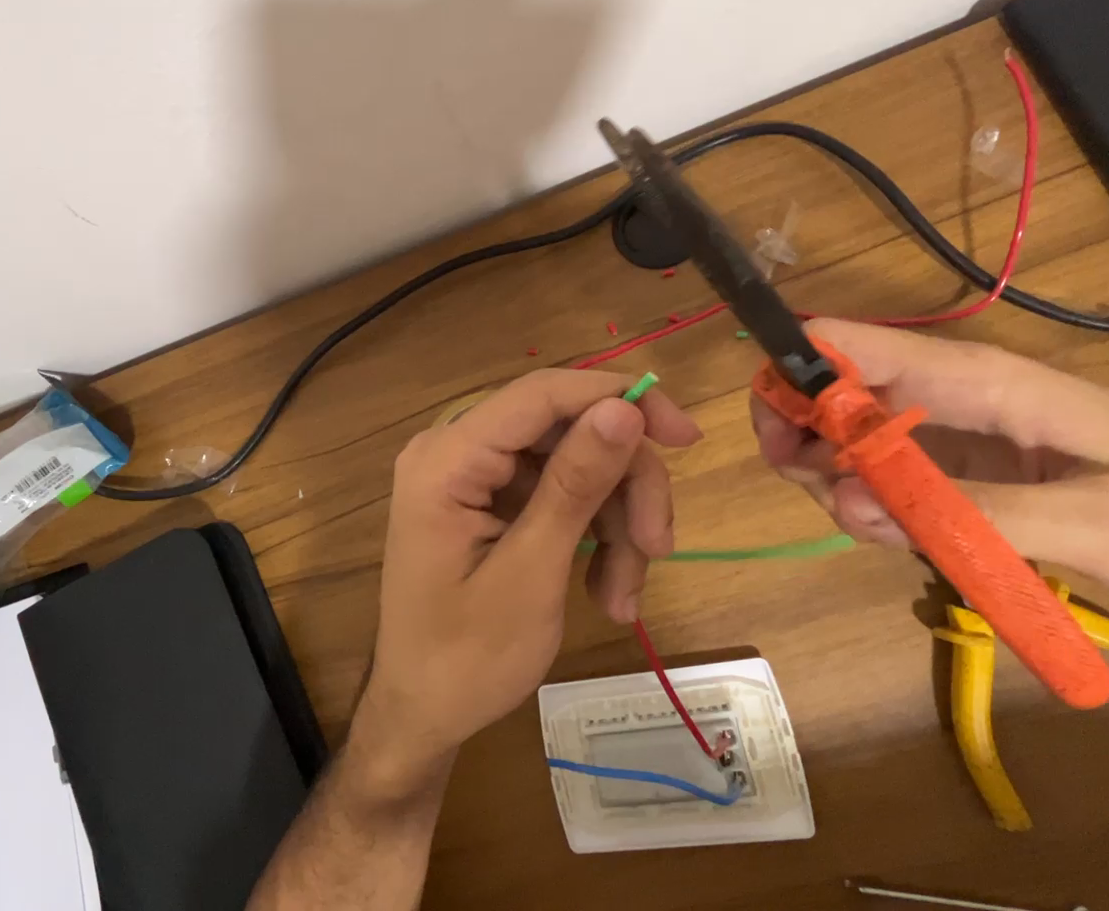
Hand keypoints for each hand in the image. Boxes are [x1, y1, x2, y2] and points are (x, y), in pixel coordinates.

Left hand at [351, 369, 700, 793]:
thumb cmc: (465, 659)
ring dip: (614, 524)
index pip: (541, 393)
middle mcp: (454, 451)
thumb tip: (624, 407)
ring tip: (624, 594)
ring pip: (573, 464)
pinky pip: (558, 495)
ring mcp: (471, 476)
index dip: (618, 398)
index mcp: (446, 458)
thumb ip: (574, 484)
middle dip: (622, 485)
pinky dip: (592, 537)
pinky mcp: (489, 502)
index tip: (686, 436)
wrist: (422, 714)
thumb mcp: (530, 573)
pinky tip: (607, 592)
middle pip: (565, 430)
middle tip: (658, 548)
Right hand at [753, 319, 1108, 601]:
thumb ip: (967, 514)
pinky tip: (895, 532)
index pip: (846, 343)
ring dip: (828, 477)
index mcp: (971, 377)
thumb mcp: (1092, 520)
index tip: (778, 440)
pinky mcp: (950, 468)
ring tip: (870, 525)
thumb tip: (844, 501)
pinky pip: (874, 474)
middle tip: (821, 496)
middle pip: (826, 391)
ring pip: (840, 436)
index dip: (792, 375)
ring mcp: (943, 431)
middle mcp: (942, 393)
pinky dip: (862, 503)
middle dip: (799, 438)